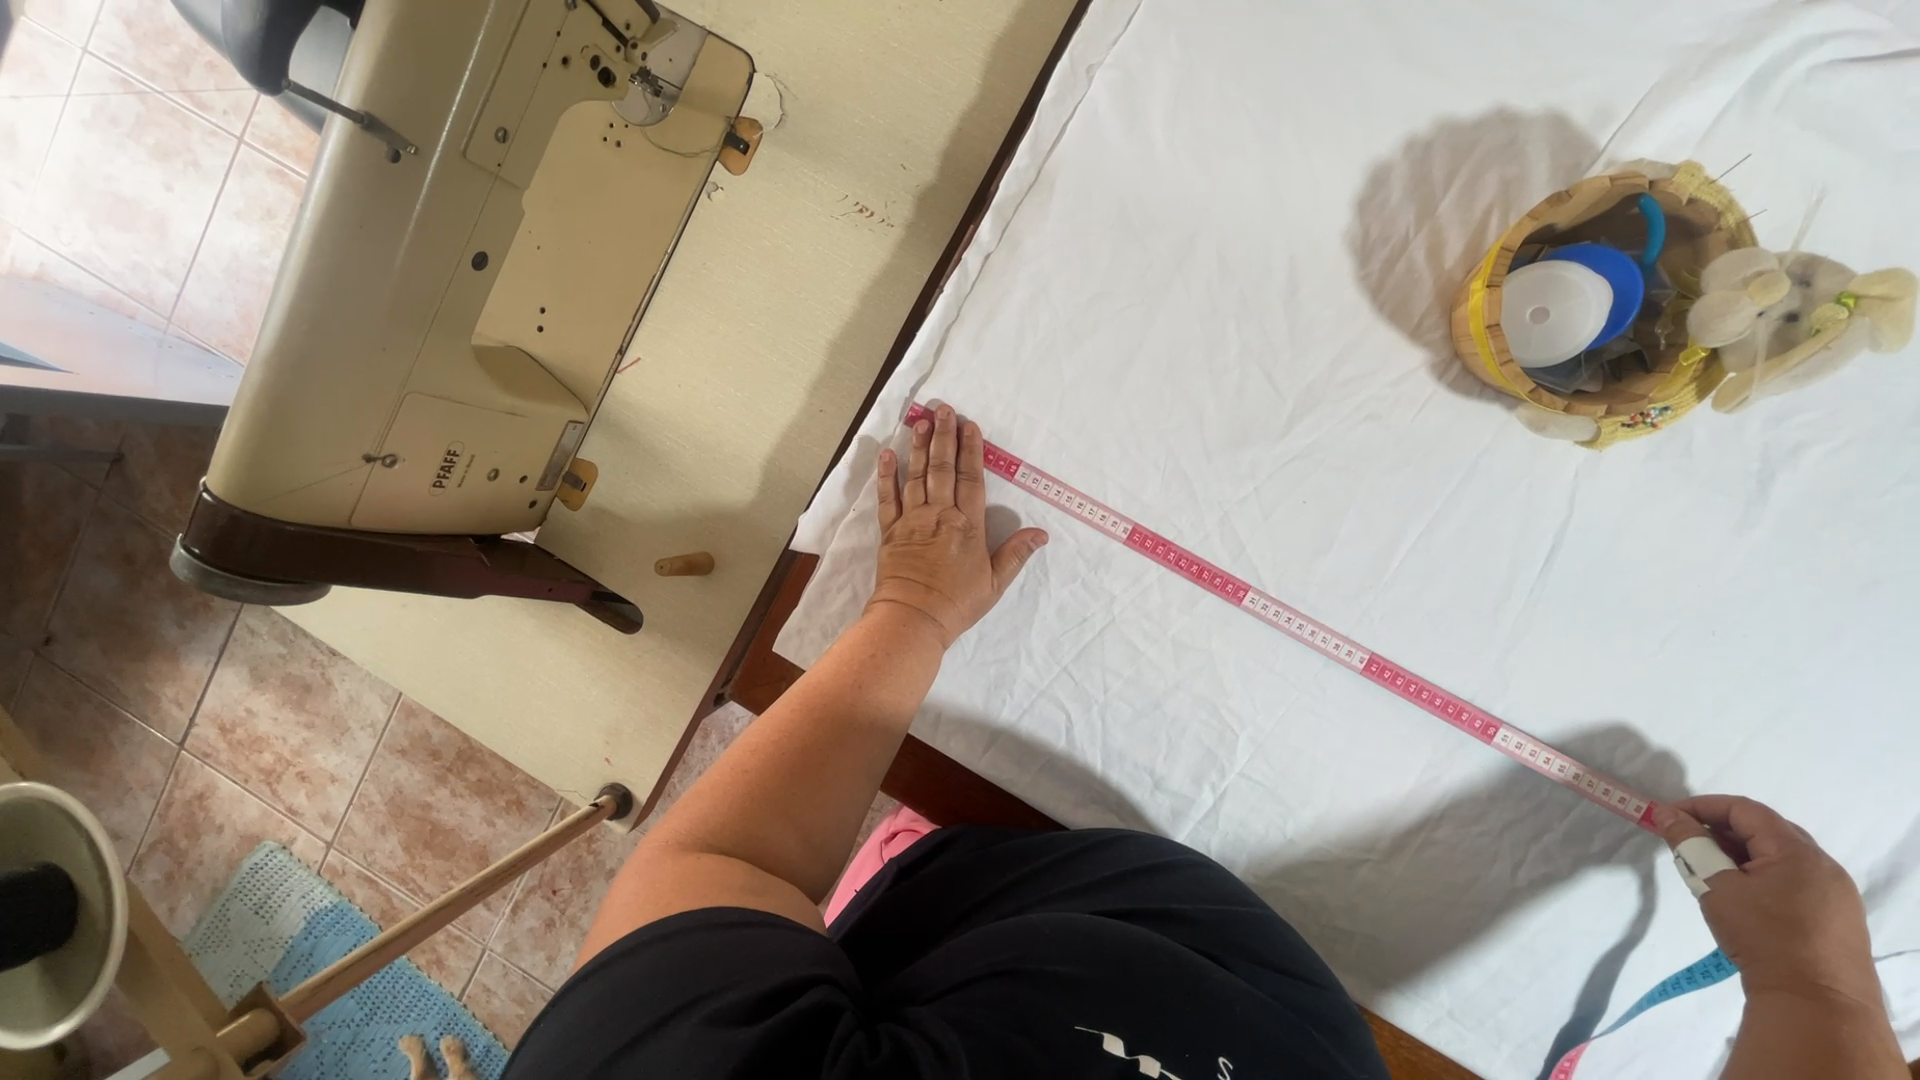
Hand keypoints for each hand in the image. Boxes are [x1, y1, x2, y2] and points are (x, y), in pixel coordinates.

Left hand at [868, 405, 1047, 647]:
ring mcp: (912, 521)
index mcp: (967, 525)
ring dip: (917, 447)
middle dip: (943, 436)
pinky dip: (887, 476)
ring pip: (915, 476)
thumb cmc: (957, 604)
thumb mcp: (995, 583)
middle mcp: (939, 515)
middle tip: (943, 409)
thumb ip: (1016, 554)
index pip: (971, 479)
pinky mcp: (890, 532)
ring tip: (920, 421)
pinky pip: (887, 498)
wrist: (912, 619)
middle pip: (942, 468)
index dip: (971, 450)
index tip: (970, 425)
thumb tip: (1041, 533)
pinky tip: (887, 455)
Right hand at [1655, 796, 1881, 1009]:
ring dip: (1737, 853)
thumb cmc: (1762, 935)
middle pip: (1764, 829)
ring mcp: (1835, 893)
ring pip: (1777, 855)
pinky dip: (1758, 873)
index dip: (1702, 806)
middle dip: (1718, 829)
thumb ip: (1690, 843)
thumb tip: (1667, 814)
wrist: (1816, 1002)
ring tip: (1707, 869)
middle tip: (1685, 842)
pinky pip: (1792, 877)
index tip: (1667, 818)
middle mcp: (1824, 866)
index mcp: (1798, 853)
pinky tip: (1739, 893)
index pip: (1745, 810)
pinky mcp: (1835, 915)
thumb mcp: (1715, 884)